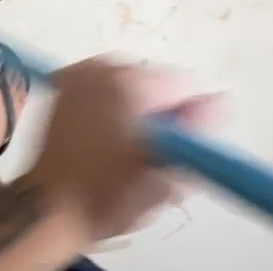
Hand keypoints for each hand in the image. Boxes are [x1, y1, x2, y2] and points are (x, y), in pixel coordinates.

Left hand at [24, 58, 218, 245]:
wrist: (48, 206)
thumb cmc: (108, 195)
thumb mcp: (164, 174)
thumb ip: (196, 135)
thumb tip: (223, 101)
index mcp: (131, 84)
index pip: (183, 85)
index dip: (187, 118)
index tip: (175, 147)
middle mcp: (105, 66)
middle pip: (155, 79)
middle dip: (160, 110)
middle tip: (147, 151)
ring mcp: (80, 70)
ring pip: (129, 80)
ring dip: (135, 104)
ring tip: (122, 145)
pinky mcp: (64, 80)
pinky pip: (103, 82)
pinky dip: (110, 99)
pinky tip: (103, 130)